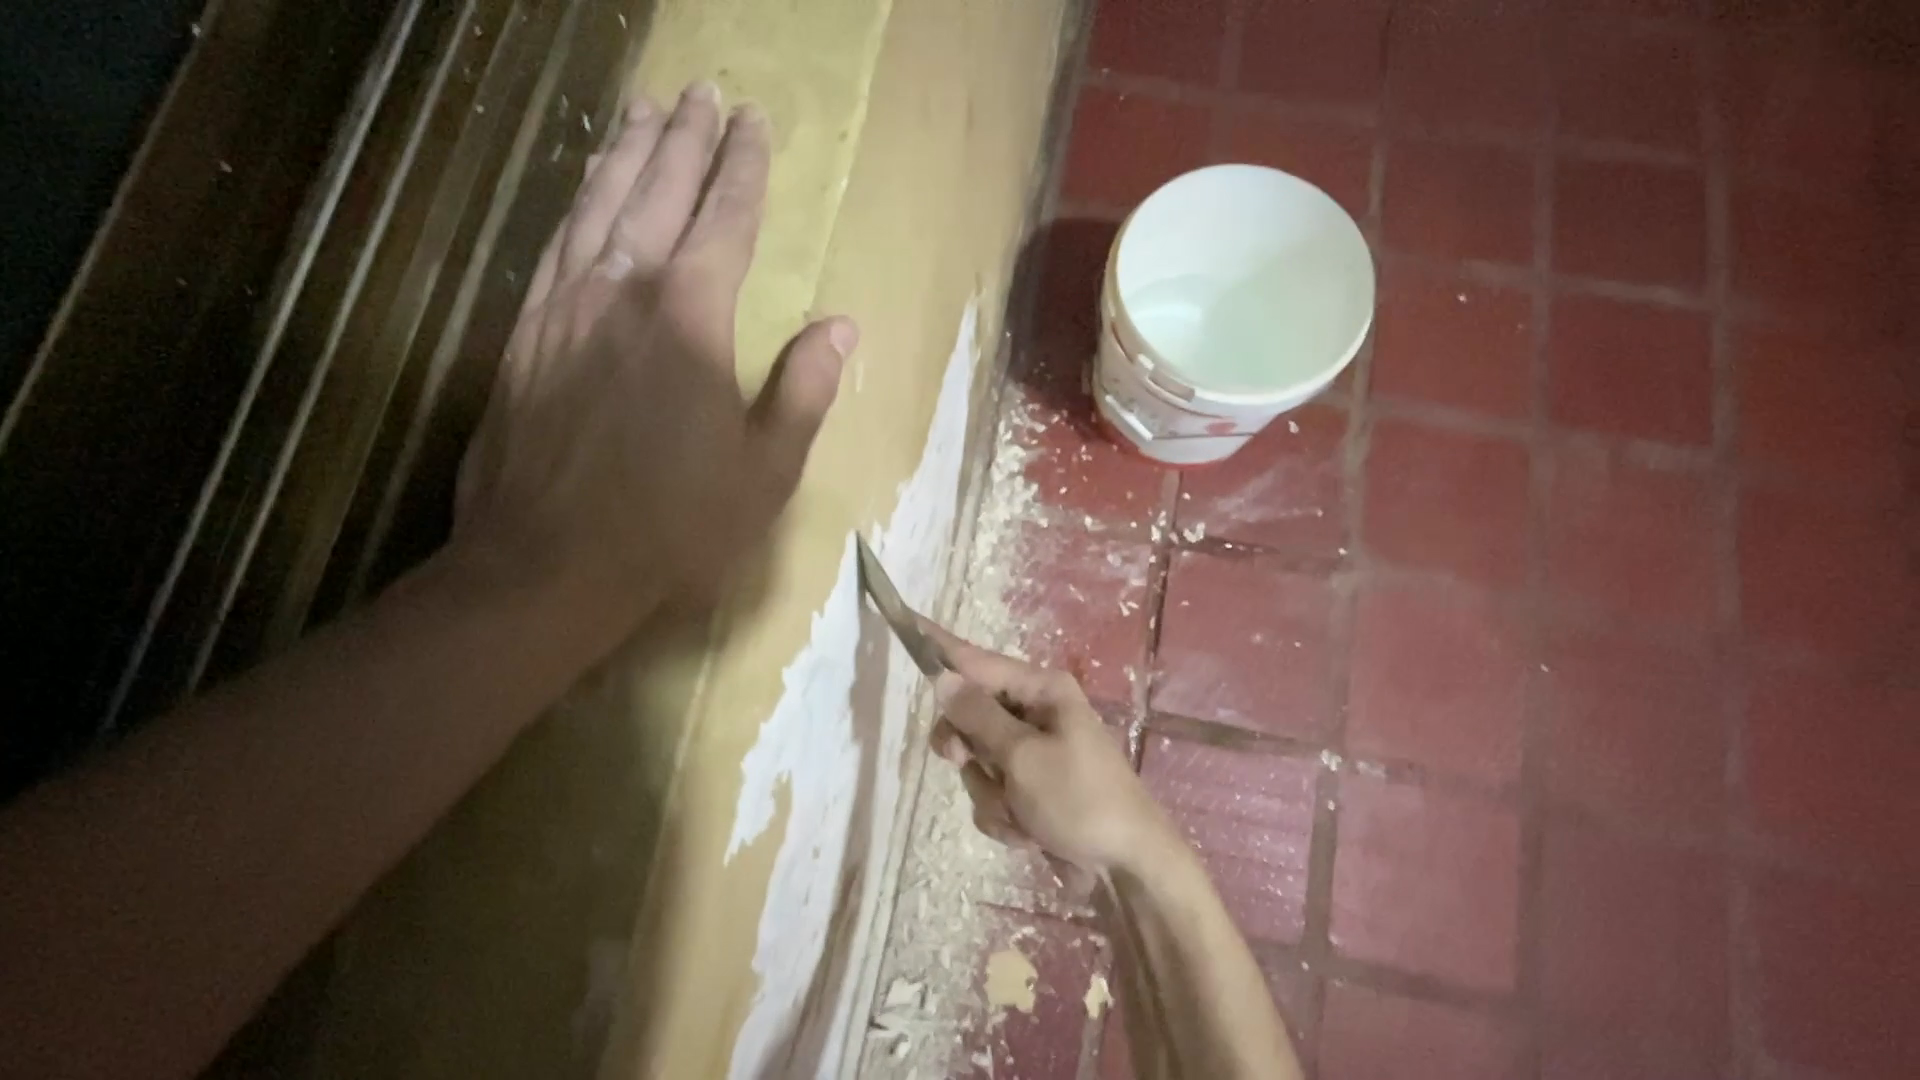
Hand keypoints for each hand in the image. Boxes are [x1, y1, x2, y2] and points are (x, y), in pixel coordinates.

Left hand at [455, 81, 851, 629]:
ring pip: (597, 205)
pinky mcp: (524, 332)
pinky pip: (556, 244)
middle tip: (703, 91)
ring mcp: (564, 306)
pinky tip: (586, 192)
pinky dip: (578, 204)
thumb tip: (840, 327)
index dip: (743, 167)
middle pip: (657, 191)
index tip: (754, 123)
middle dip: (685, 138)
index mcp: (692, 318)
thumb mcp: (765, 471)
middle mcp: (624, 290)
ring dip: (626, 153)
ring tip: (645, 112)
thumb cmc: (674, 526)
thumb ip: (803, 391)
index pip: (725, 220)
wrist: (548, 563)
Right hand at [923, 621, 1177, 879]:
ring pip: (976, 761)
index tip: (906, 622)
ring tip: (1022, 812)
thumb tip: (943, 676)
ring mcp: (1032, 755)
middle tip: (962, 759)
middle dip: (967, 747)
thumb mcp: (1023, 756)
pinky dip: (1003, 816)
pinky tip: (1029, 832)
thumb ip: (977, 716)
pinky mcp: (1029, 791)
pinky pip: (991, 793)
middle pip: (968, 714)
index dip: (940, 648)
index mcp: (1042, 691)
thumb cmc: (1079, 799)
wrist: (1126, 868)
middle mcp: (1036, 714)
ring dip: (991, 793)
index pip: (977, 661)